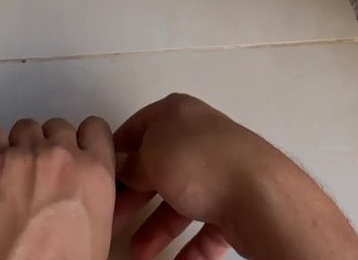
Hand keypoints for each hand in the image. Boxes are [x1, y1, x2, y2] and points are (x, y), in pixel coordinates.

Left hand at [0, 116, 116, 259]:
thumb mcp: (97, 233)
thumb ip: (92, 194)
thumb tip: (81, 187)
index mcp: (96, 173)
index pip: (95, 128)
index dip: (83, 140)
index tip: (74, 152)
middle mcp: (63, 155)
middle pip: (58, 126)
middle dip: (50, 146)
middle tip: (41, 175)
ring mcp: (26, 154)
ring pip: (26, 127)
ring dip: (22, 146)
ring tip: (15, 178)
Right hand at [112, 94, 357, 259]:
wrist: (259, 192)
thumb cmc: (196, 162)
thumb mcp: (150, 155)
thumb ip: (131, 162)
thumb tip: (122, 167)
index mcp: (175, 112)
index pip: (136, 127)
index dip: (115, 151)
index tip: (99, 176)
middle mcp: (196, 136)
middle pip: (157, 166)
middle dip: (134, 196)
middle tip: (113, 220)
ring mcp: (218, 170)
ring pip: (180, 199)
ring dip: (158, 226)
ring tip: (138, 252)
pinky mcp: (235, 203)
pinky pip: (206, 225)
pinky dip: (190, 245)